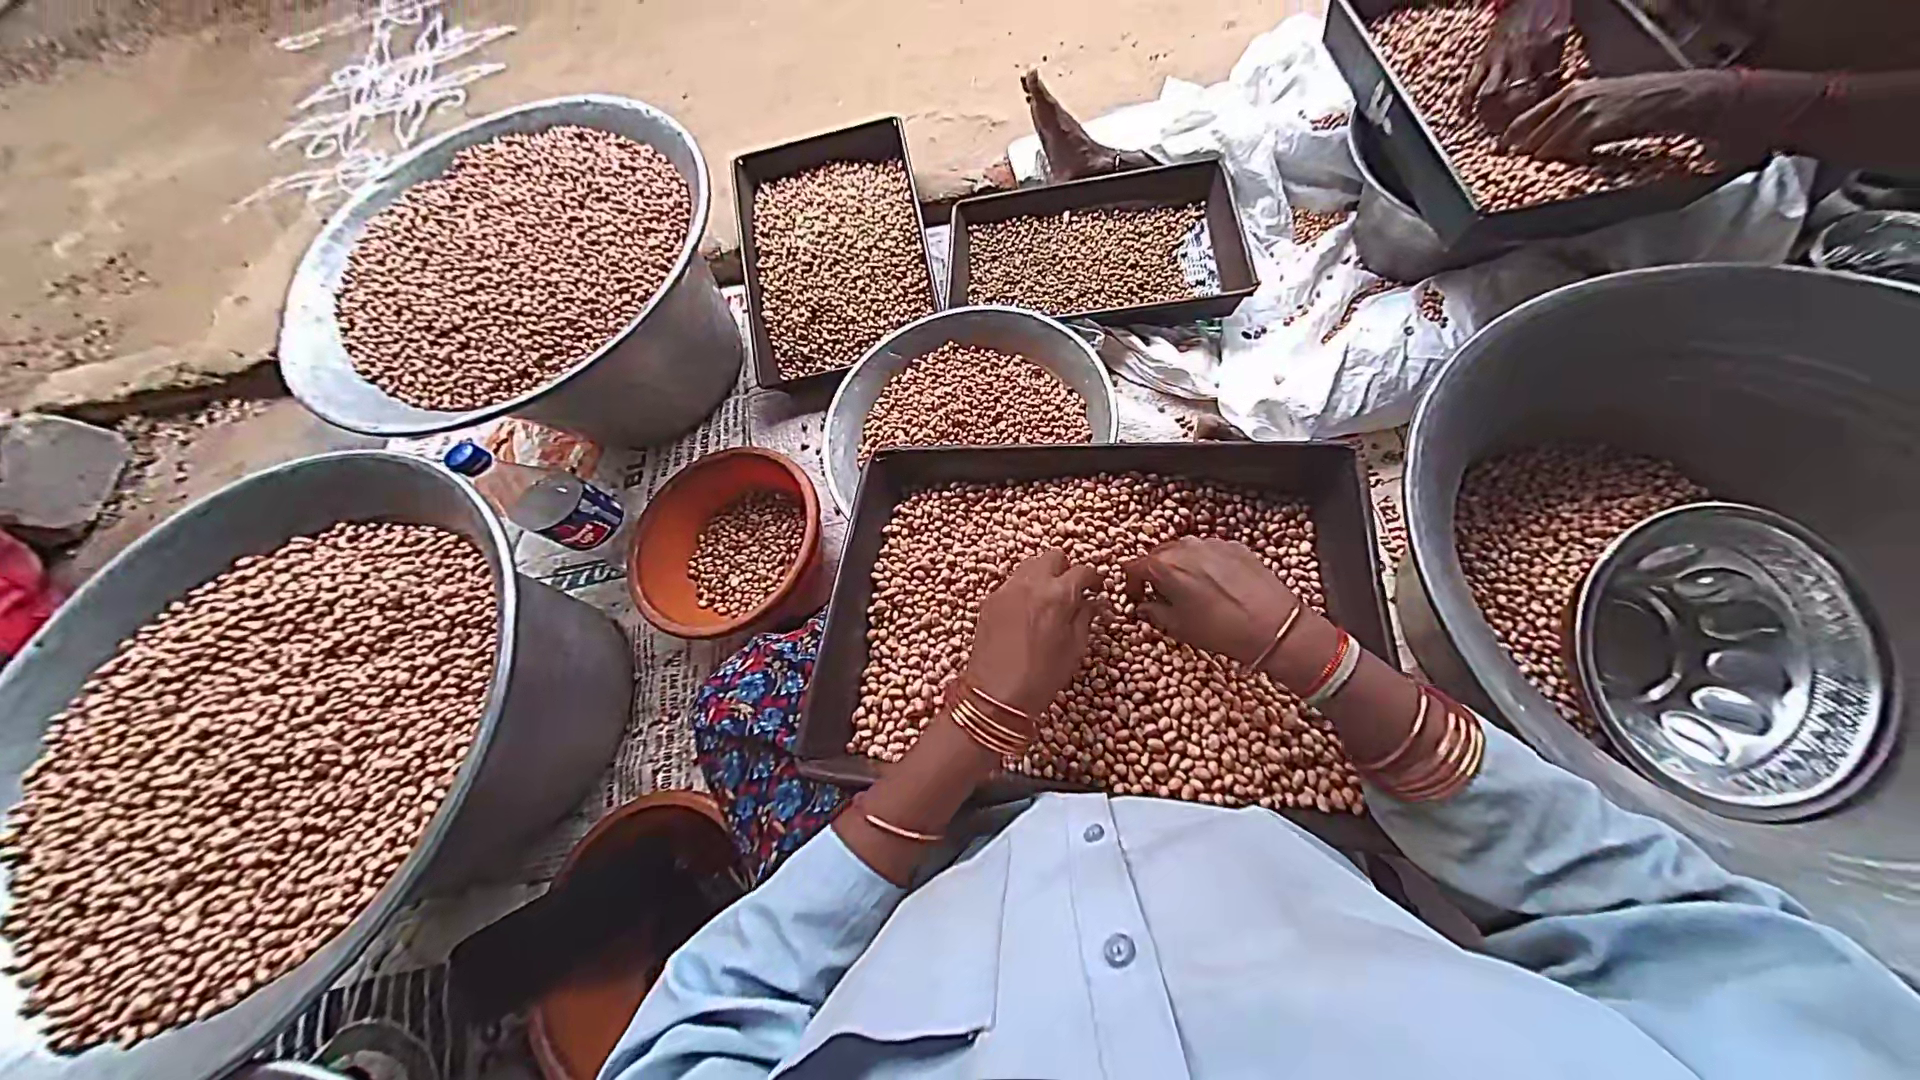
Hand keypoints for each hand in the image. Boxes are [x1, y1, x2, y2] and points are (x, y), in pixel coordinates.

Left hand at [963, 550, 1102, 718]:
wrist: (996, 695)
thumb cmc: (1040, 676)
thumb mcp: (1075, 648)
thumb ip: (1085, 617)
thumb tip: (1092, 601)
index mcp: (1057, 595)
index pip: (1082, 570)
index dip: (1093, 578)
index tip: (1096, 587)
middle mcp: (1030, 584)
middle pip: (1053, 557)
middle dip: (1065, 569)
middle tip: (1071, 589)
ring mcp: (1006, 590)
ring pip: (1029, 565)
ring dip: (1042, 575)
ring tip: (1048, 600)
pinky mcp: (989, 600)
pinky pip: (1011, 583)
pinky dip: (1023, 589)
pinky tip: (1027, 612)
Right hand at [1121, 537, 1299, 665]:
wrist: (1274, 627)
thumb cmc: (1223, 629)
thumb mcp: (1178, 626)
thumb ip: (1154, 611)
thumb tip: (1145, 606)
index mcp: (1164, 566)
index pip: (1134, 566)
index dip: (1131, 584)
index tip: (1137, 597)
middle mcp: (1185, 548)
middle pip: (1158, 555)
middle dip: (1155, 574)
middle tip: (1161, 596)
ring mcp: (1212, 545)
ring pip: (1184, 551)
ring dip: (1181, 567)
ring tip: (1191, 591)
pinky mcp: (1235, 547)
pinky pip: (1209, 552)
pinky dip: (1205, 565)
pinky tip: (1214, 586)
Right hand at [1467, 0, 1571, 130]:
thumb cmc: (1548, 8)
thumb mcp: (1562, 30)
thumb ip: (1554, 59)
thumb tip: (1551, 88)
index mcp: (1547, 48)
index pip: (1542, 87)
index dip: (1538, 109)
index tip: (1534, 125)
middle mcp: (1522, 55)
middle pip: (1514, 96)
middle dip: (1511, 118)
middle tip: (1509, 134)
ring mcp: (1499, 58)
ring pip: (1490, 95)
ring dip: (1488, 115)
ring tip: (1489, 129)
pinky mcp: (1482, 59)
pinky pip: (1470, 86)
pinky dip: (1466, 105)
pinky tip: (1466, 117)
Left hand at [1503, 70, 1734, 161]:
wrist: (1687, 97)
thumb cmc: (1641, 106)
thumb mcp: (1596, 106)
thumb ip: (1562, 123)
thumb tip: (1529, 150)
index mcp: (1568, 93)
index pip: (1518, 126)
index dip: (1508, 148)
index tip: (1505, 163)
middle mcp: (1572, 99)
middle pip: (1527, 143)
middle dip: (1530, 160)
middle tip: (1539, 171)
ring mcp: (1583, 111)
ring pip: (1544, 151)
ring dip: (1552, 164)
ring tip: (1572, 163)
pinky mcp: (1596, 125)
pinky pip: (1567, 153)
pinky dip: (1573, 162)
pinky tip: (1589, 159)